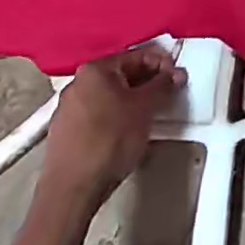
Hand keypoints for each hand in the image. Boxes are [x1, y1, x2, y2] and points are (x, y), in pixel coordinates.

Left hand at [39, 45, 184, 203]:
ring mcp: (67, 108)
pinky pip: (99, 112)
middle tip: (169, 93)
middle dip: (149, 81)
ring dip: (134, 98)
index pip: (138, 55)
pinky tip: (129, 128)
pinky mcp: (65, 132)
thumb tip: (174, 75)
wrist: (72, 189)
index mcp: (95, 70)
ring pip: (110, 94)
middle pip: (122, 73)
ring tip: (152, 112)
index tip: (179, 78)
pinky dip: (118, 113)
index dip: (164, 63)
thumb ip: (164, 84)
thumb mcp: (146, 107)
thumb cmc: (111, 139)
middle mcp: (77, 84)